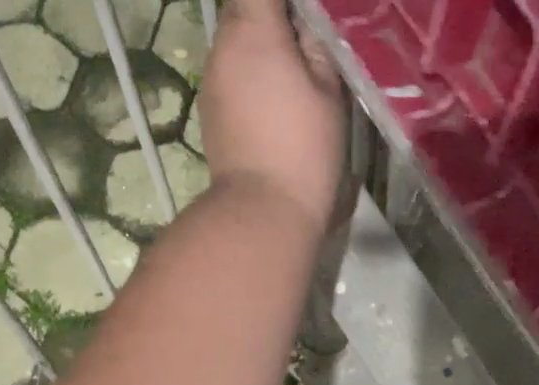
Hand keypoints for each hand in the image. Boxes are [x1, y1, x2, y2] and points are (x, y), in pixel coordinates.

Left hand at [199, 0, 344, 234]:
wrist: (264, 209)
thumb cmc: (306, 150)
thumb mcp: (330, 95)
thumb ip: (319, 49)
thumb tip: (308, 27)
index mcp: (255, 32)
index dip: (285, 1)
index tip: (305, 15)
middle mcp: (223, 45)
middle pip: (243, 9)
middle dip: (271, 17)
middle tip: (306, 43)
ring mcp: (210, 78)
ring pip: (234, 42)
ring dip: (259, 48)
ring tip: (292, 77)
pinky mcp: (208, 108)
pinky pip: (229, 73)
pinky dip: (249, 75)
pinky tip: (272, 105)